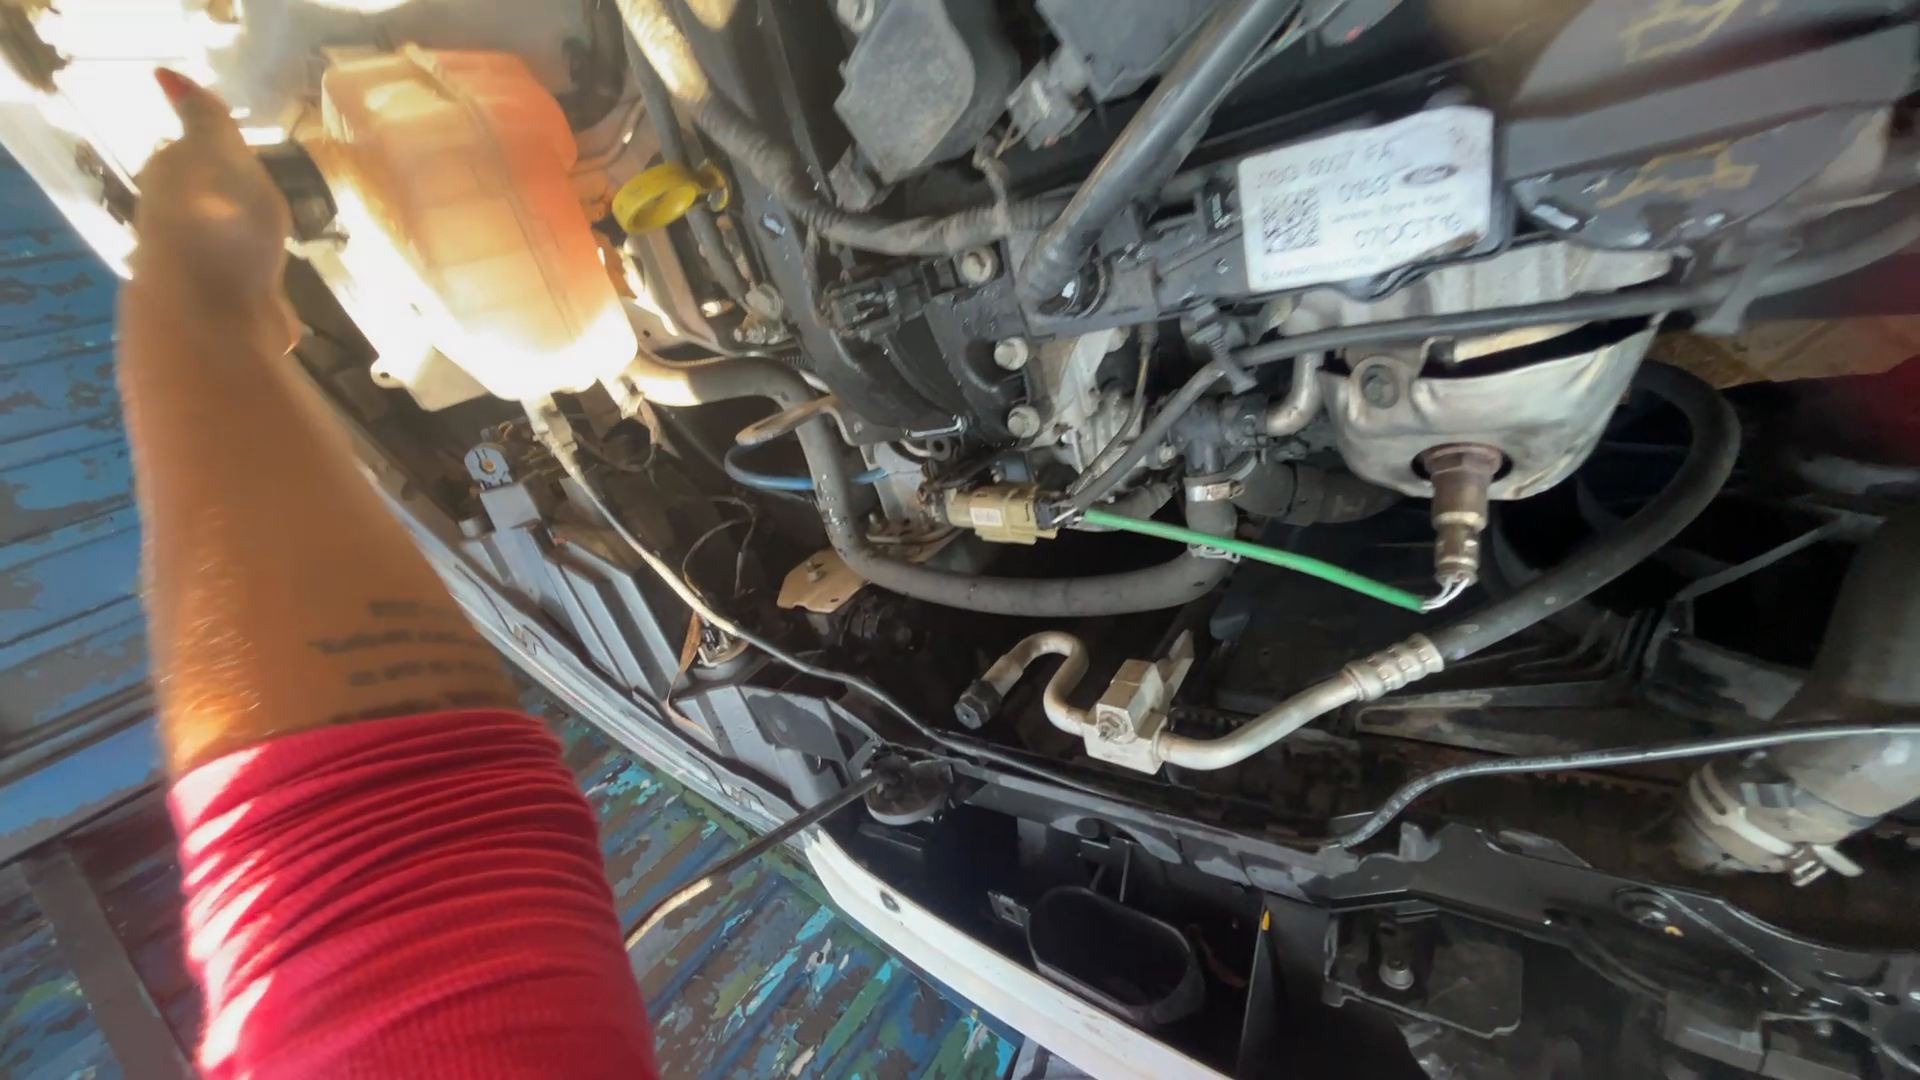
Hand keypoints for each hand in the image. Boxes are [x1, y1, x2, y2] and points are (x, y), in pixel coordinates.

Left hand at [132, 70, 291, 322]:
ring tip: (288, 236)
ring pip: (230, 237)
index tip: (252, 160)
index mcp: (171, 177)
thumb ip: (208, 124)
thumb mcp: (222, 159)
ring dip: (251, 237)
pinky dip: (264, 271)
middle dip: (236, 198)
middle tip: (276, 196)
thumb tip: (170, 76)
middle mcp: (179, 216)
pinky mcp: (234, 298)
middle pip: (210, 198)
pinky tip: (286, 273)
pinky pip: (250, 274)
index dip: (220, 156)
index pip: (191, 157)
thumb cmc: (223, 224)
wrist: (219, 308)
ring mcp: (206, 261)